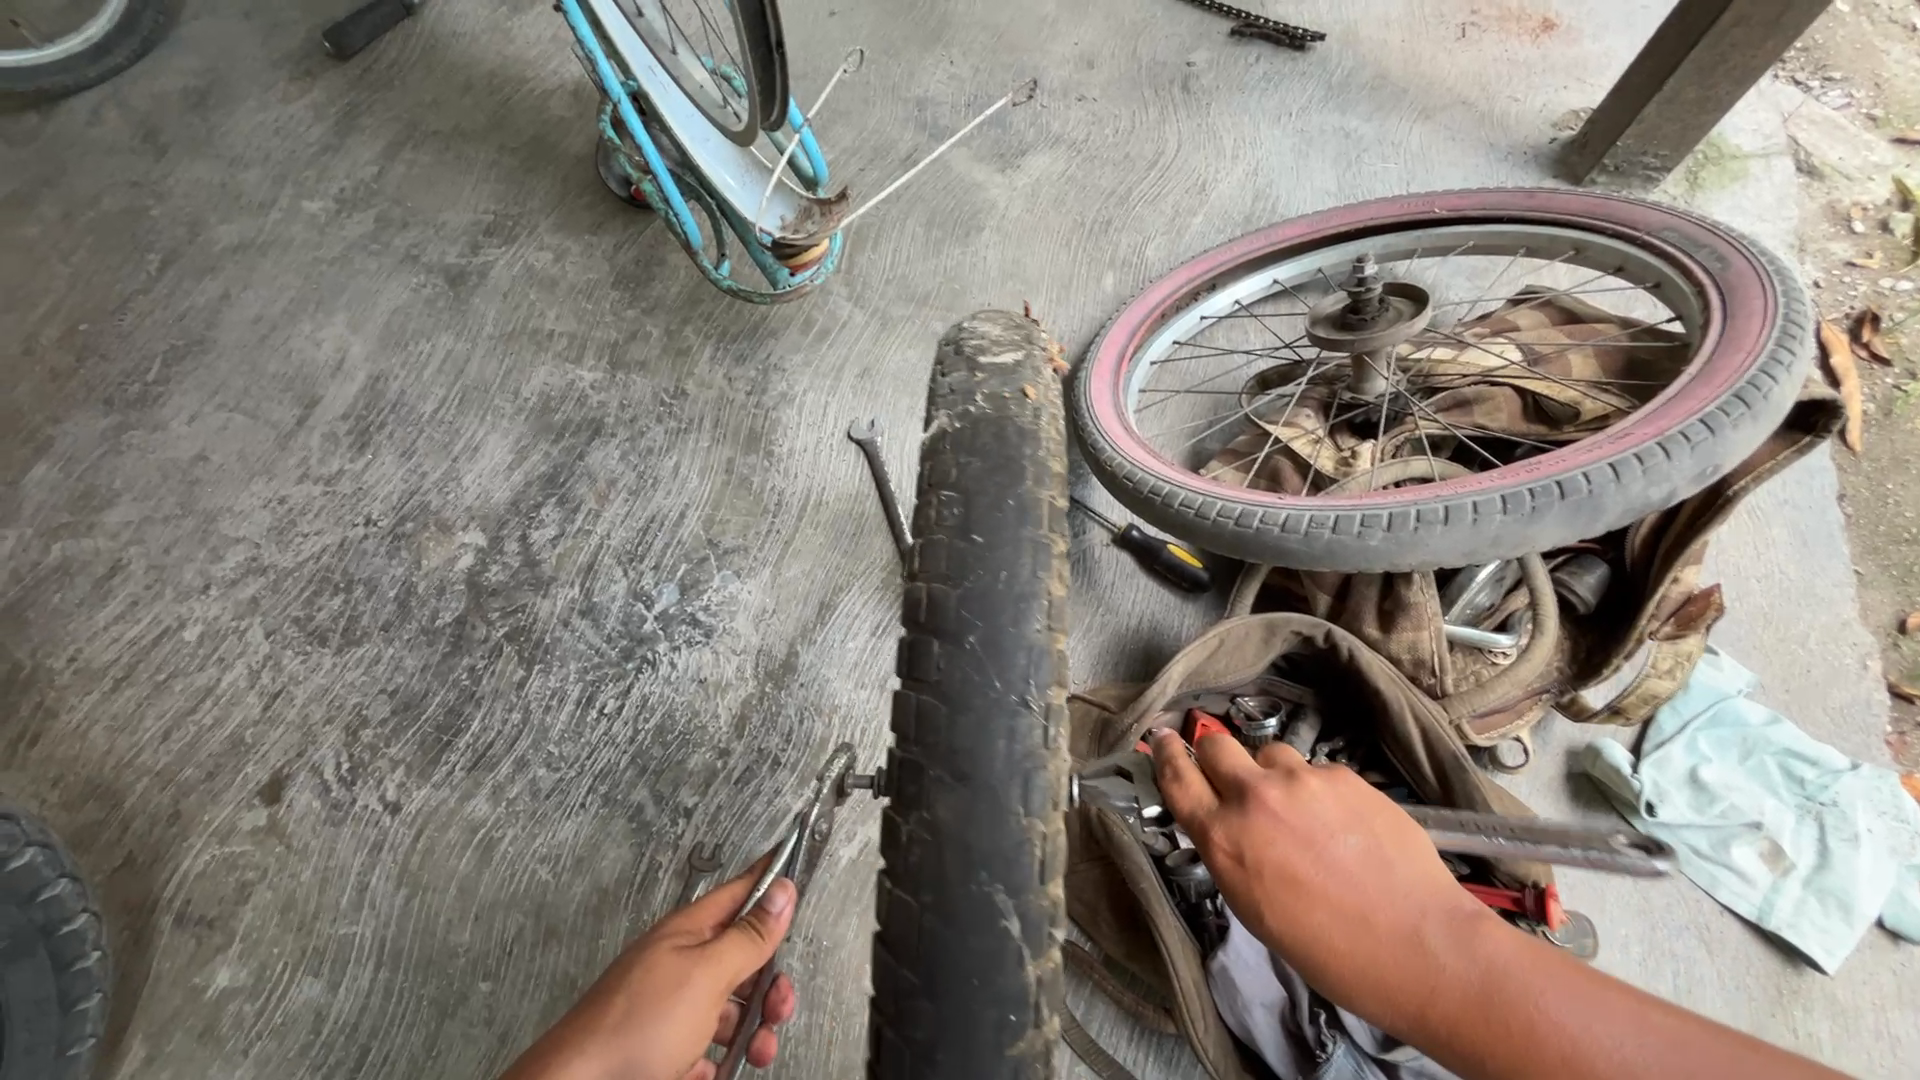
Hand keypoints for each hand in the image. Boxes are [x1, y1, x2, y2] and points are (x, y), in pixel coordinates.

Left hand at [499, 858, 798, 1079]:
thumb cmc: (630, 1030)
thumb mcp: (706, 974)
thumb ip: (749, 935)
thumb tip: (782, 891)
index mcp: (690, 933)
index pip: (741, 890)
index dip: (771, 879)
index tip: (796, 867)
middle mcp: (682, 965)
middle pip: (744, 958)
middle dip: (771, 982)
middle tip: (778, 1004)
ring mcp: (672, 1010)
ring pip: (731, 1008)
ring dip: (754, 1029)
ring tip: (756, 1049)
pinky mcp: (664, 1052)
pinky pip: (709, 1048)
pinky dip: (722, 1060)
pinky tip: (716, 1069)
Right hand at [1148, 727, 1500, 1027]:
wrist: (1419, 946)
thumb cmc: (1329, 949)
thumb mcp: (1252, 905)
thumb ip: (1228, 851)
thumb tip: (1225, 823)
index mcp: (1223, 838)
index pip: (1176, 777)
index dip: (1165, 753)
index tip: (1162, 737)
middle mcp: (1253, 799)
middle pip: (1216, 744)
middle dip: (1217, 754)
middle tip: (1231, 773)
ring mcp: (1301, 781)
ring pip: (1270, 754)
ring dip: (1274, 774)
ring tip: (1301, 809)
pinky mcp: (1344, 776)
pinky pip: (1317, 771)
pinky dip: (1320, 791)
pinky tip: (1344, 824)